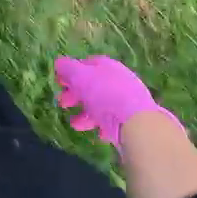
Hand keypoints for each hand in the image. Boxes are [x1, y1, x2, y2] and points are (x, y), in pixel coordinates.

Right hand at [54, 55, 182, 149]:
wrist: (138, 124)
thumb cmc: (105, 95)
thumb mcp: (80, 77)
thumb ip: (68, 69)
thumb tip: (59, 63)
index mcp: (107, 66)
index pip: (86, 64)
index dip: (71, 72)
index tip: (60, 83)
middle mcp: (118, 80)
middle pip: (93, 85)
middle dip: (76, 94)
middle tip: (62, 103)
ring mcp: (127, 100)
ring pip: (102, 105)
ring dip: (86, 114)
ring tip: (75, 125)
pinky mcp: (133, 120)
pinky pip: (114, 121)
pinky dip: (103, 125)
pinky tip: (98, 134)